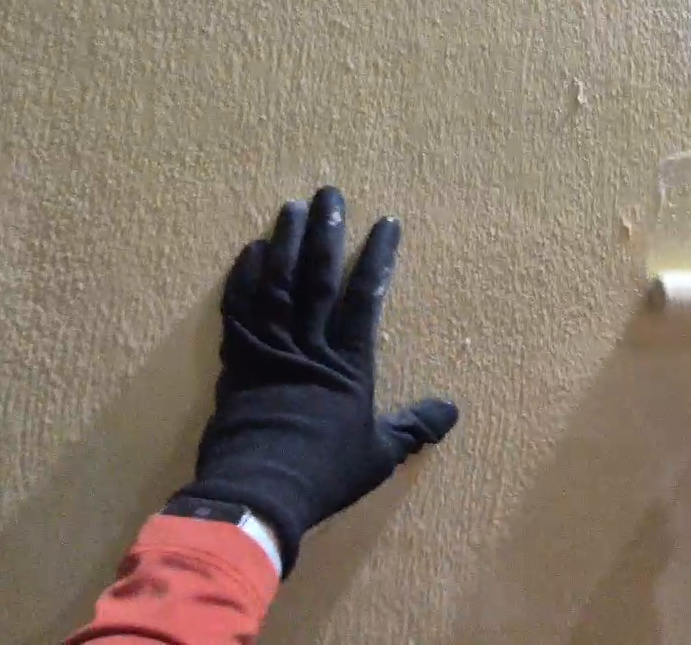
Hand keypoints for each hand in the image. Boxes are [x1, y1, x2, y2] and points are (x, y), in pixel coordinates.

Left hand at [179, 186, 458, 573]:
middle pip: (320, 277)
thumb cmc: (324, 471)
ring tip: (291, 207)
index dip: (378, 257)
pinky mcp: (237, 360)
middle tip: (329, 194)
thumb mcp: (379, 454)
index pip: (367, 295)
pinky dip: (243, 279)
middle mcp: (310, 342)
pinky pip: (240, 311)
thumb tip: (452, 412)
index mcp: (349, 360)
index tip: (387, 222)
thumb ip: (414, 427)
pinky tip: (250, 251)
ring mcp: (270, 348)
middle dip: (327, 233)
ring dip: (286, 243)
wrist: (258, 495)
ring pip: (279, 284)